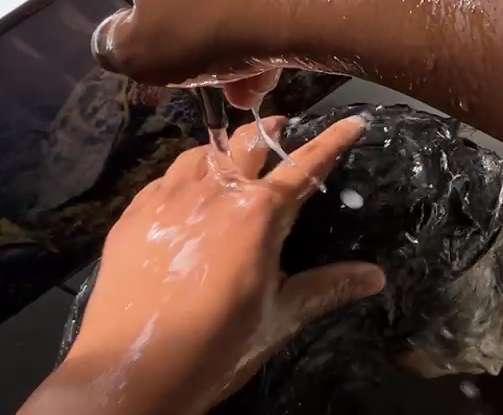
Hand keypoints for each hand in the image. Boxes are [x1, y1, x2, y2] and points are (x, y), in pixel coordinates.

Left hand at [33, 117, 383, 414]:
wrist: (125, 381)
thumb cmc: (213, 349)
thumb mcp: (278, 318)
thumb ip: (328, 288)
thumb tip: (377, 276)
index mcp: (259, 212)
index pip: (307, 163)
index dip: (333, 140)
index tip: (353, 122)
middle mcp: (217, 192)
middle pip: (250, 139)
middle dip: (271, 129)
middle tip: (281, 131)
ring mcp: (170, 199)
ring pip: (203, 151)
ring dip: (225, 151)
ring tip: (231, 163)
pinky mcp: (135, 215)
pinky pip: (166, 177)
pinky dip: (184, 177)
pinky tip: (186, 198)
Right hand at [89, 0, 386, 98]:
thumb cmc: (221, 16)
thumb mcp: (143, 53)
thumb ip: (111, 43)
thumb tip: (117, 33)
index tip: (148, 31)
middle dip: (190, 27)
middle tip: (206, 72)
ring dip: (233, 29)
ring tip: (252, 82)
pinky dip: (268, 2)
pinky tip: (283, 54)